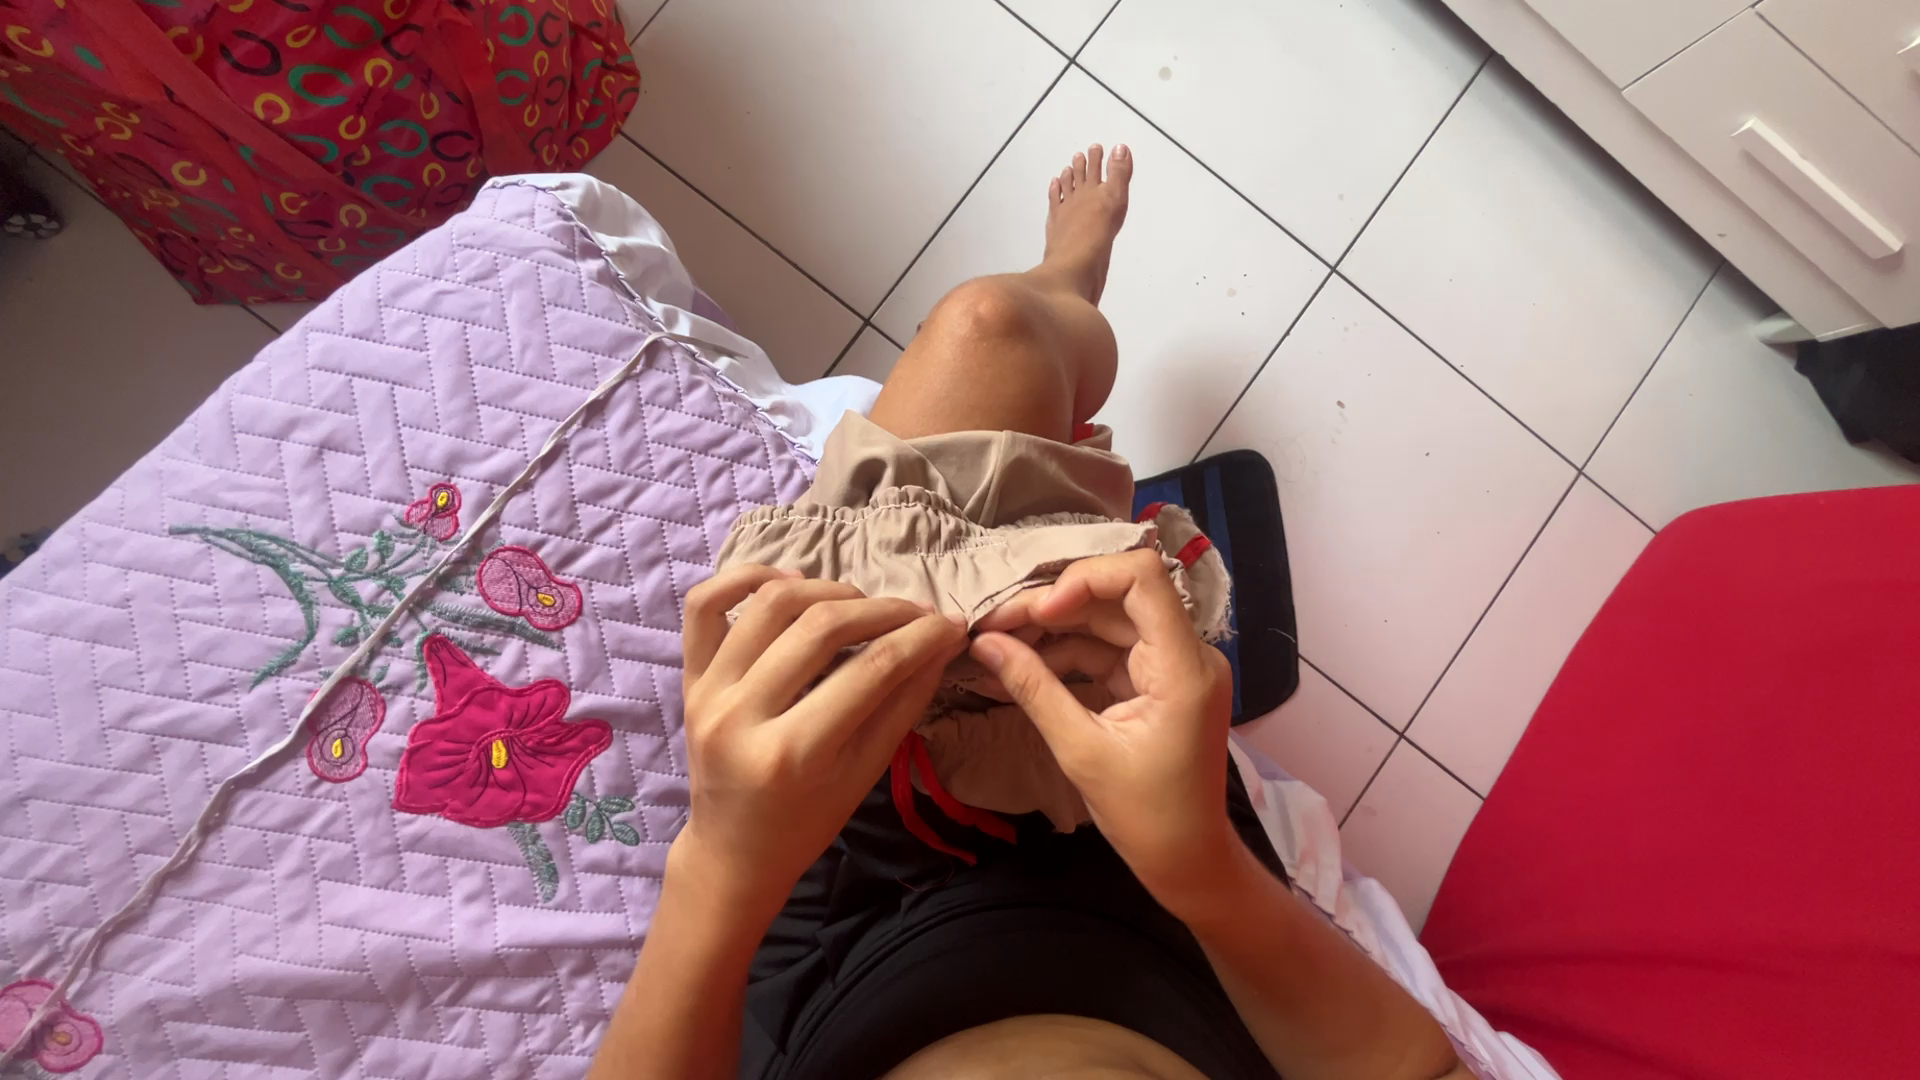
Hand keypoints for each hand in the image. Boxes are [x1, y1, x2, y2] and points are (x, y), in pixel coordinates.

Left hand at [676, 566, 967, 918]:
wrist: (734, 851)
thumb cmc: (810, 820)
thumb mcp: (867, 771)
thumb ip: (906, 701)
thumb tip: (943, 639)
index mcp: (793, 755)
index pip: (873, 669)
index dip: (921, 637)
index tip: (951, 624)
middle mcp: (741, 716)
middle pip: (822, 627)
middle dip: (884, 610)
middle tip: (915, 614)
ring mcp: (707, 693)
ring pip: (771, 603)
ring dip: (829, 590)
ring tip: (860, 604)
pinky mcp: (688, 678)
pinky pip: (704, 605)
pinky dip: (746, 577)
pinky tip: (790, 580)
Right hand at [970, 549, 1241, 907]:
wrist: (1188, 860)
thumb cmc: (1145, 816)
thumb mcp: (1081, 751)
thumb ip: (1033, 688)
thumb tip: (983, 643)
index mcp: (1182, 667)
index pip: (1142, 578)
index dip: (1086, 579)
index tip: (1041, 611)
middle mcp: (1186, 652)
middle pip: (1115, 598)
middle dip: (1052, 606)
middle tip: (994, 624)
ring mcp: (1173, 663)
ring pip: (1107, 620)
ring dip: (1053, 627)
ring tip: (998, 641)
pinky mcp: (1157, 677)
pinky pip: (1109, 647)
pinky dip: (1067, 650)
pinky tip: (1024, 659)